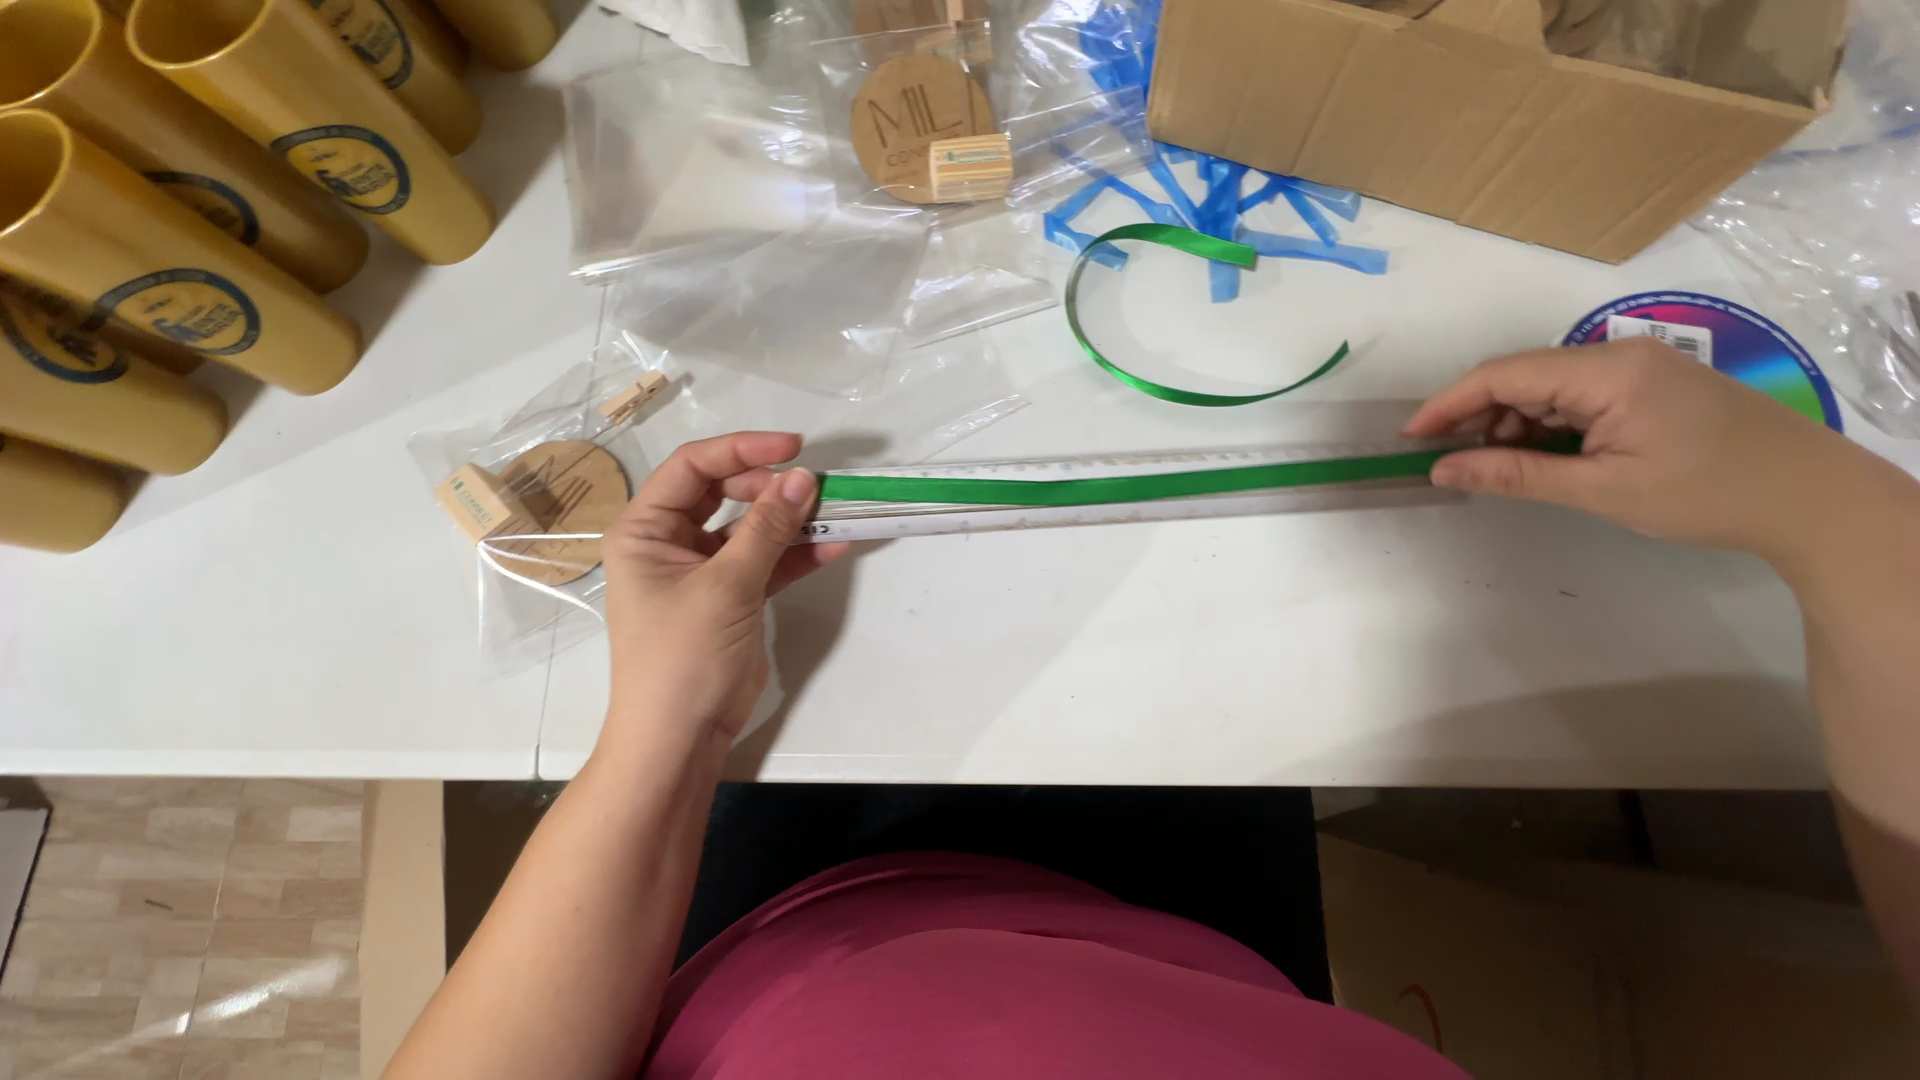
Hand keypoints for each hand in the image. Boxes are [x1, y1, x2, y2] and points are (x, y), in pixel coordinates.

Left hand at [598, 433, 851, 754]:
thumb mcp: (726, 585)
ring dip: (791, 520)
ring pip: (752, 528)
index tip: (794, 447)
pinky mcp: (734, 597)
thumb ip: (767, 529)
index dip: (742, 450)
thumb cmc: (683, 654)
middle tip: (811, 488)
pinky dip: (799, 554)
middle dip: (769, 487)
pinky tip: (836, 543)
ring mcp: (705, 571)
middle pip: (724, 493)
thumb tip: (804, 478)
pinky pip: (769, 562)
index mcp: (645, 530)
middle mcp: (671, 543)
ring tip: (835, 509)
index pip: (692, 468)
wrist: (681, 735)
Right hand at [1402, 338, 1891, 565]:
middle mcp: (1618, 355)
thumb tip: (1441, 470)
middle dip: (1476, 415)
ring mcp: (1636, 366)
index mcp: (1608, 371)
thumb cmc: (1706, 494)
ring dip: (1509, 422)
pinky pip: (1573, 394)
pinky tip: (1538, 454)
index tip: (1409, 438)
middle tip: (1449, 460)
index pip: (1502, 375)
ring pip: (1543, 386)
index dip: (1447, 404)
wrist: (1814, 500)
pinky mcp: (1646, 384)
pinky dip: (1542, 424)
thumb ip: (1514, 474)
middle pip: (1519, 375)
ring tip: (1496, 466)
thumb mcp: (1601, 490)